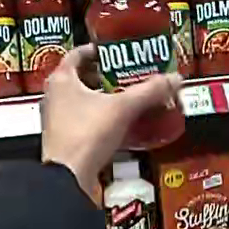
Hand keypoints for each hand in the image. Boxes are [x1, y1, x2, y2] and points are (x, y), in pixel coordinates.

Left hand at [39, 45, 181, 186]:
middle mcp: (55, 97)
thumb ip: (149, 92)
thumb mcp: (123, 108)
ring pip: (83, 101)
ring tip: (129, 97)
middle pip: (81, 78)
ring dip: (104, 98)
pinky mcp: (65, 139)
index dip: (98, 50)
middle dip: (106, 75)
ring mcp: (58, 120)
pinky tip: (122, 124)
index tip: (116, 50)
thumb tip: (173, 79)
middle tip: (128, 74)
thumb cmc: (85, 135)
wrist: (68, 178)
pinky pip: (85, 122)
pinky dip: (102, 119)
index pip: (78, 54)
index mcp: (62, 80)